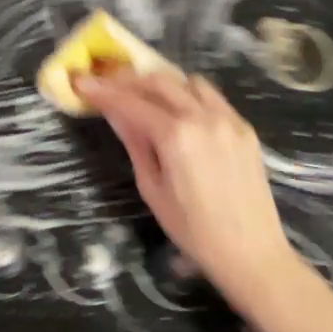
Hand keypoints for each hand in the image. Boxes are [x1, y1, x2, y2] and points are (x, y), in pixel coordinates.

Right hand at [75, 69, 296, 292]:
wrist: (251, 252)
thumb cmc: (193, 229)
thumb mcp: (152, 188)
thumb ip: (134, 142)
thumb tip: (113, 112)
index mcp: (176, 136)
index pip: (130, 102)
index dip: (102, 90)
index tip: (81, 81)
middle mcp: (203, 118)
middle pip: (158, 81)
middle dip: (128, 79)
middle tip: (107, 85)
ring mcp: (228, 120)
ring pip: (187, 81)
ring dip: (161, 83)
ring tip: (143, 96)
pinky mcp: (244, 128)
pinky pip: (211, 96)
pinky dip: (189, 94)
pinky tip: (178, 111)